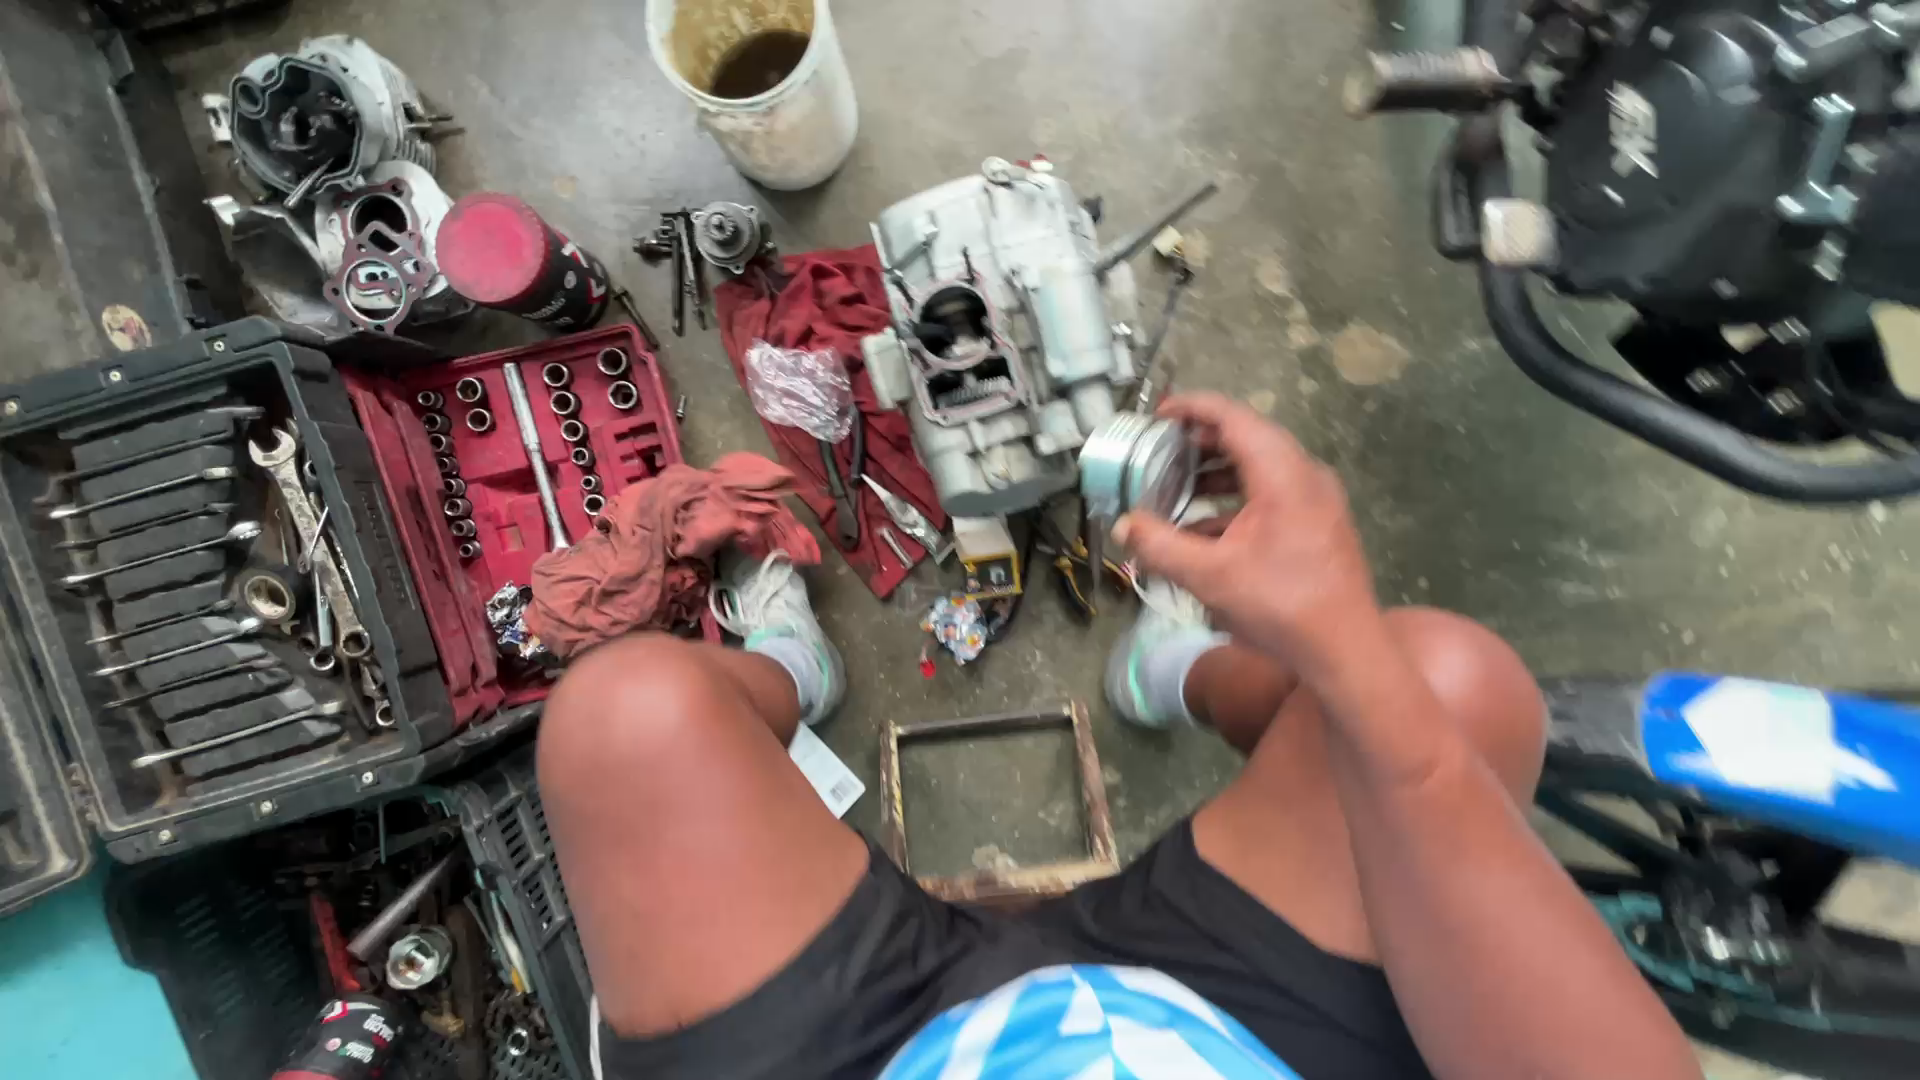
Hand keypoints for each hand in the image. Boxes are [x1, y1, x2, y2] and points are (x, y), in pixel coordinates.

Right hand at [1114, 393, 1381, 665]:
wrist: (1344, 650)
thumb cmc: (1279, 604)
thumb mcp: (1208, 575)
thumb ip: (1159, 545)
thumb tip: (1122, 527)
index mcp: (1282, 474)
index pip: (1234, 417)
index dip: (1192, 408)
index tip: (1157, 414)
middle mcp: (1304, 474)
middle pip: (1248, 436)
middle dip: (1200, 440)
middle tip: (1160, 449)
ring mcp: (1316, 498)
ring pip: (1260, 465)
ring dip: (1216, 471)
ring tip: (1176, 485)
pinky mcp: (1318, 522)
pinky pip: (1271, 492)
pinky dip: (1235, 498)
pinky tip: (1204, 527)